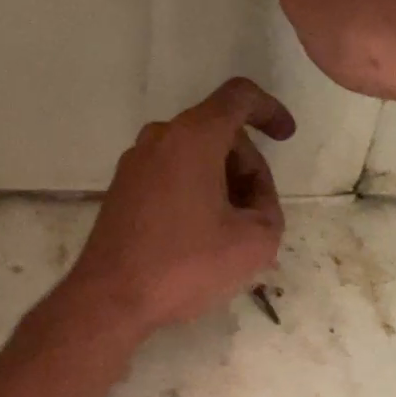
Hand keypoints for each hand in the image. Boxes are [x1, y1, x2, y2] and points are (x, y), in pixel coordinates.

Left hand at [63, 78, 294, 333]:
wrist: (110, 299)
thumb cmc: (185, 265)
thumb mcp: (254, 242)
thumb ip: (269, 209)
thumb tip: (253, 202)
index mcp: (194, 137)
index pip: (239, 97)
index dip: (270, 110)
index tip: (285, 136)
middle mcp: (160, 138)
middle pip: (218, 132)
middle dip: (247, 166)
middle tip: (260, 215)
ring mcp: (135, 164)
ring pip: (193, 156)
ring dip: (222, 183)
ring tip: (232, 233)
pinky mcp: (122, 190)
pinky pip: (170, 176)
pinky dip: (195, 193)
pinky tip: (201, 239)